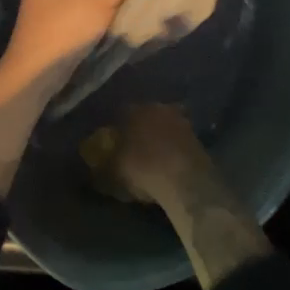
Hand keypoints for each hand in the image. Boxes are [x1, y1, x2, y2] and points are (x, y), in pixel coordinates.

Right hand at [103, 104, 268, 289]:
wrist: (185, 181)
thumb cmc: (142, 170)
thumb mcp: (112, 174)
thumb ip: (100, 168)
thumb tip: (92, 170)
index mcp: (133, 110)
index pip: (119, 114)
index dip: (115, 130)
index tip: (112, 143)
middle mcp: (157, 108)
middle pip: (144, 117)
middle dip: (139, 130)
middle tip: (133, 148)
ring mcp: (181, 120)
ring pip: (163, 126)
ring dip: (158, 137)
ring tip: (152, 156)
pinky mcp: (197, 136)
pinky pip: (178, 140)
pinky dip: (173, 148)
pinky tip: (168, 162)